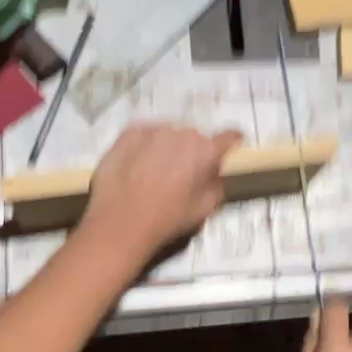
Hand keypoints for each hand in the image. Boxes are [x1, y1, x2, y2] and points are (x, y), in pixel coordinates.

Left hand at [77, 124, 242, 260]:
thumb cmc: (168, 219)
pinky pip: (145, 134)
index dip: (231, 143)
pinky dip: (145, 144)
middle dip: (193, 150)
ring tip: (155, 170)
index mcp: (206, 150)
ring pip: (168, 133)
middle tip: (183, 172)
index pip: (230, 136)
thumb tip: (213, 173)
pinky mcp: (129, 132)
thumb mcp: (204, 210)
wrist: (120, 222)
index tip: (227, 150)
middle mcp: (183, 132)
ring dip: (168, 146)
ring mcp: (153, 129)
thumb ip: (216, 185)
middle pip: (195, 136)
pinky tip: (137, 164)